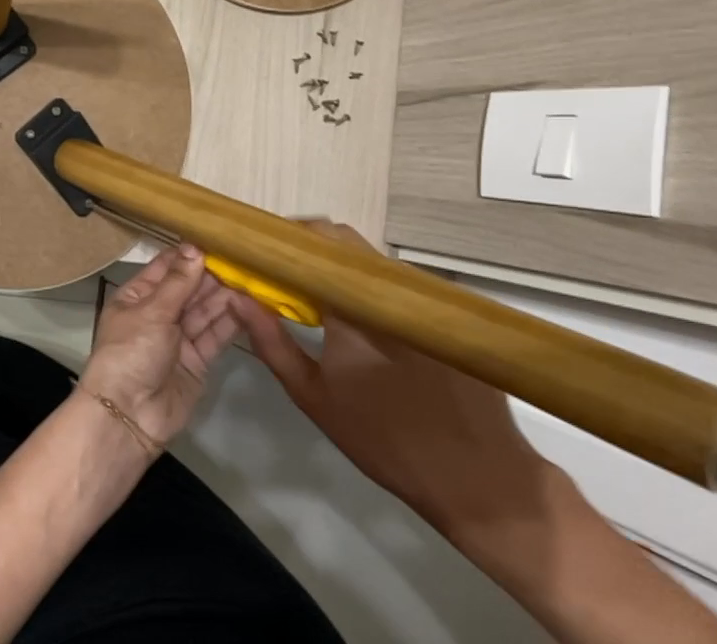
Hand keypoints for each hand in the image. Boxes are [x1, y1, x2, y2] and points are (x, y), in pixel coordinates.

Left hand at [80, 245, 238, 447]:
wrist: (129, 415)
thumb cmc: (131, 353)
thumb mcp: (152, 312)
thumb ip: (178, 283)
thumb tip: (195, 249)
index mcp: (136, 298)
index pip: (165, 268)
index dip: (189, 255)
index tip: (219, 238)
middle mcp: (157, 315)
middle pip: (188, 289)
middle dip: (213, 275)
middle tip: (245, 257)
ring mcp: (178, 339)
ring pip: (205, 311)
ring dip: (225, 296)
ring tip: (253, 276)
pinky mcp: (197, 360)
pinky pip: (215, 335)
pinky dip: (231, 321)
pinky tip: (251, 305)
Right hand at [228, 221, 552, 531]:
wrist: (478, 476)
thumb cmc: (384, 440)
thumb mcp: (314, 397)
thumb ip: (271, 343)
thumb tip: (237, 298)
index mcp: (357, 305)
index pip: (317, 242)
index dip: (286, 239)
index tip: (261, 250)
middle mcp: (395, 290)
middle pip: (346, 242)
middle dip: (309, 248)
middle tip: (284, 272)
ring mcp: (430, 299)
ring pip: (374, 262)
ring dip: (341, 268)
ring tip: (317, 294)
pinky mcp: (453, 314)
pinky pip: (402, 285)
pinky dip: (373, 288)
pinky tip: (363, 316)